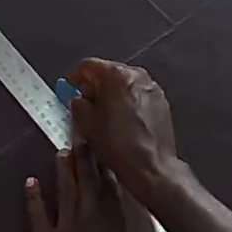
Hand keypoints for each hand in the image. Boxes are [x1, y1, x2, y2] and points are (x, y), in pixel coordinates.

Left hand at [25, 145, 184, 231]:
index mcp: (115, 227)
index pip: (113, 188)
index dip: (110, 166)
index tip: (108, 146)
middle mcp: (90, 220)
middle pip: (88, 182)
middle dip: (85, 157)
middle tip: (83, 134)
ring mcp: (64, 230)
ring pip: (65, 191)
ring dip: (63, 170)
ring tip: (62, 150)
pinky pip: (37, 214)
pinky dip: (33, 198)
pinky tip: (30, 182)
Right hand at [66, 59, 179, 196]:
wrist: (151, 166)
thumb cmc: (115, 143)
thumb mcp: (86, 123)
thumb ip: (78, 103)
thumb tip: (80, 98)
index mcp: (116, 76)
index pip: (89, 65)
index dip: (75, 75)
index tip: (69, 85)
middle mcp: (137, 75)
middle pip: (109, 71)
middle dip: (95, 84)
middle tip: (84, 100)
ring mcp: (152, 87)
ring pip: (125, 83)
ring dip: (112, 92)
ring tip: (104, 111)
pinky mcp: (162, 101)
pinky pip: (138, 94)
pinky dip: (127, 100)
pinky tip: (122, 118)